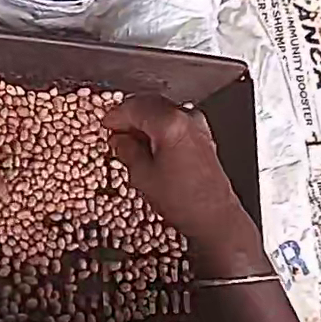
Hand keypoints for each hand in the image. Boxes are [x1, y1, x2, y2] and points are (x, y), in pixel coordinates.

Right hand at [103, 94, 261, 272]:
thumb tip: (119, 140)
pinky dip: (160, 129)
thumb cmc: (184, 202)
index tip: (106, 124)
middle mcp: (186, 119)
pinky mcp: (203, 137)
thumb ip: (127, 151)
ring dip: (145, 122)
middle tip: (115, 132)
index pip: (134, 107)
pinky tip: (151, 146)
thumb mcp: (143, 176)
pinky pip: (176, 123)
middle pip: (150, 104)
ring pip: (163, 112)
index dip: (115, 116)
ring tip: (131, 142)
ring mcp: (197, 126)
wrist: (214, 217)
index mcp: (169, 124)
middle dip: (130, 116)